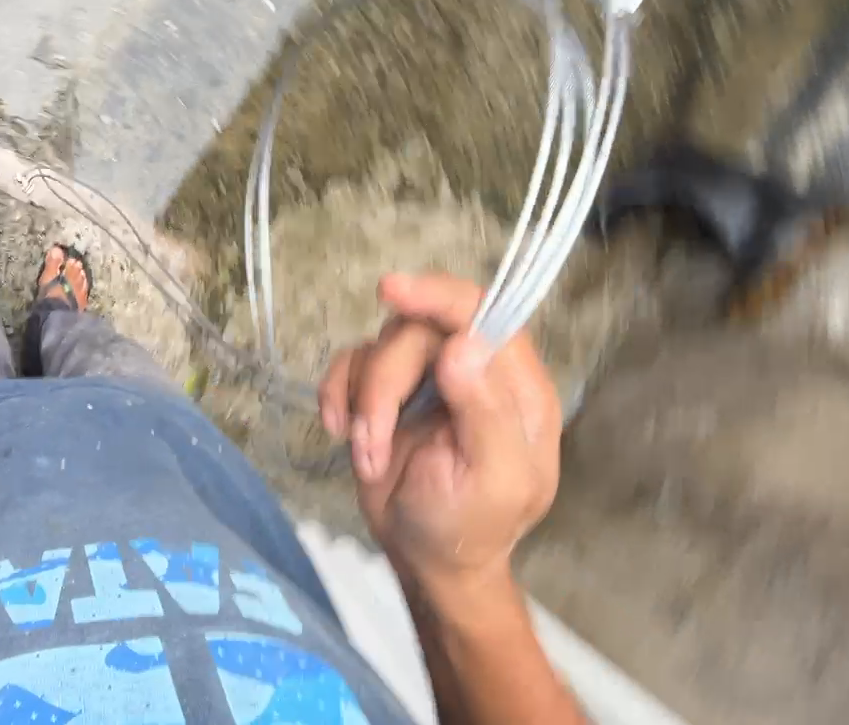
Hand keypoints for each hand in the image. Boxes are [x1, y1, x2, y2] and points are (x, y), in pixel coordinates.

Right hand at [318, 272, 560, 602]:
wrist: (422, 555)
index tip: (391, 292)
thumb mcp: (493, 481)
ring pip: (375, 347)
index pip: (482, 313)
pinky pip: (345, 365)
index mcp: (513, 385)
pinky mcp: (379, 388)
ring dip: (360, 403)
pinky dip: (335, 398)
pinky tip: (342, 434)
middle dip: (383, 385)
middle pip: (413, 331)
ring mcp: (421, 376)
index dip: (438, 295)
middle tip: (372, 438)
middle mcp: (467, 369)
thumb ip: (486, 412)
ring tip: (368, 454)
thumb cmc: (469, 523)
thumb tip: (462, 345)